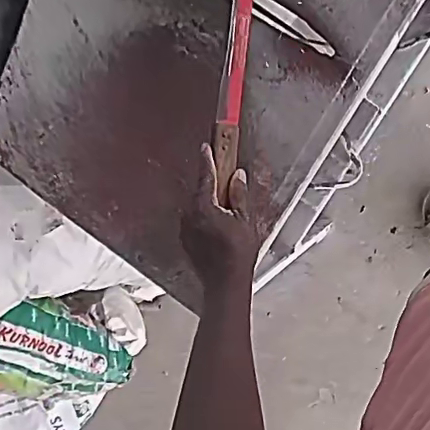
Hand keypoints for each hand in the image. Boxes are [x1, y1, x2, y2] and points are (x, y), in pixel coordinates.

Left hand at [182, 143, 258, 295]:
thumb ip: (238, 195)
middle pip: (200, 192)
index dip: (207, 160)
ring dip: (209, 203)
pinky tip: (218, 225)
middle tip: (225, 178)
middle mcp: (190, 216)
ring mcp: (186, 229)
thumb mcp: (244, 220)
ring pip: (197, 207)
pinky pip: (194, 221)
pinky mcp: (186, 240)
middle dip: (212, 185)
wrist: (224, 283)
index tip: (206, 147)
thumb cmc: (237, 254)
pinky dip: (205, 218)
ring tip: (226, 209)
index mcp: (204, 207)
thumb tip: (237, 176)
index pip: (205, 176)